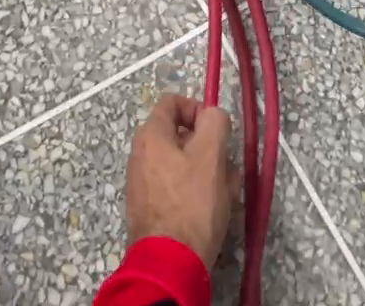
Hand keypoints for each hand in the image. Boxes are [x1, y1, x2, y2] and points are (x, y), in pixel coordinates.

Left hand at [123, 94, 234, 271]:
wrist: (169, 262)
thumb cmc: (192, 203)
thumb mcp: (211, 154)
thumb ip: (214, 122)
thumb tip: (212, 115)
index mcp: (150, 135)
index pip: (172, 102)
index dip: (197, 109)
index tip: (215, 131)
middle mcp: (139, 153)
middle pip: (178, 134)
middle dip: (206, 146)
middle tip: (225, 166)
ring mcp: (141, 181)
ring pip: (180, 163)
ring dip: (204, 171)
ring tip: (223, 192)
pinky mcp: (147, 206)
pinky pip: (174, 186)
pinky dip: (193, 190)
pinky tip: (209, 210)